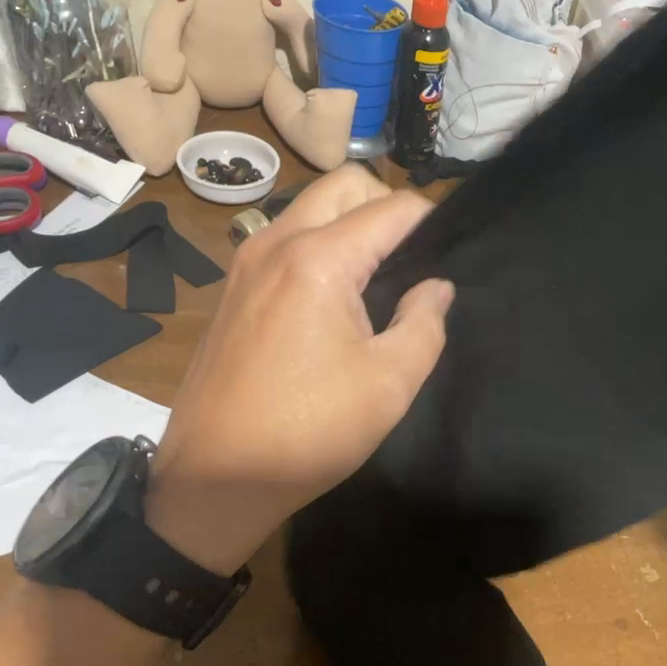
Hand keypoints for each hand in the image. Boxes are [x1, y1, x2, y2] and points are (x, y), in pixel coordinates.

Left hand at [145, 166, 453, 574]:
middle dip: (386, 208)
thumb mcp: (389, 384)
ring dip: (350, 226)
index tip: (451, 256)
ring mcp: (246, 264)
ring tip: (377, 283)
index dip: (432, 223)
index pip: (391, 207)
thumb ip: (424, 323)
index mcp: (317, 259)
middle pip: (344, 187)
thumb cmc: (309, 432)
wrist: (215, 478)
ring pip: (310, 210)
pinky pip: (286, 241)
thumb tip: (436, 286)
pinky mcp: (233, 289)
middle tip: (412, 262)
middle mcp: (275, 243)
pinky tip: (335, 303)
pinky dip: (319, 249)